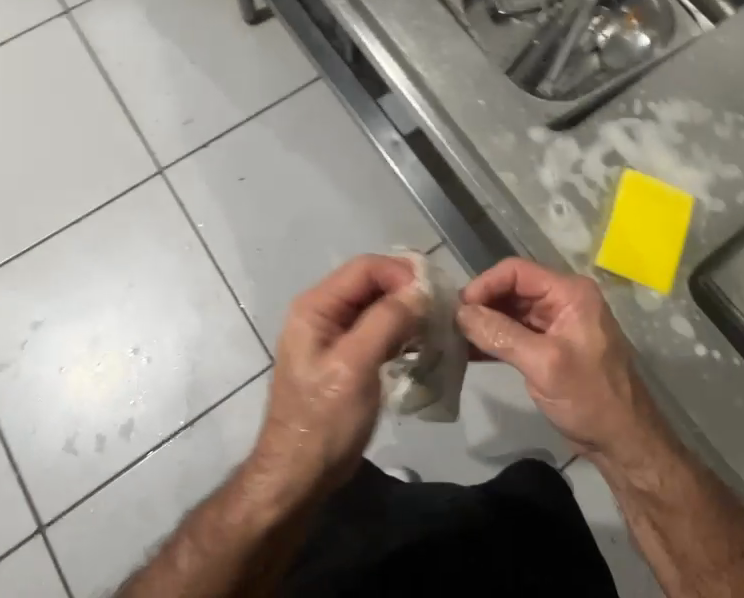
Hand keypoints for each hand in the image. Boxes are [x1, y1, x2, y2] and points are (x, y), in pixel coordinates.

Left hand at [251, 255, 425, 496]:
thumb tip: (421, 290)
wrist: (299, 476)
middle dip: (408, 292)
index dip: (401, 273)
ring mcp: (334, 337)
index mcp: (315, 307)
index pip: (365, 268)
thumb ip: (387, 321)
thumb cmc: (324, 421)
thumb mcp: (355, 367)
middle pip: (372, 284)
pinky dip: (401, 333)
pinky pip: (378, 331)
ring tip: (438, 327)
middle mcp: (322, 313)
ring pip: (378, 308)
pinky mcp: (347, 358)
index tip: (437, 293)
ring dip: (407, 313)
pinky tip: (423, 347)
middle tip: (444, 309)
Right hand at [457, 258, 666, 462]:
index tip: (458, 308)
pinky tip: (468, 351)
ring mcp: (556, 324)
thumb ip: (501, 334)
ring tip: (453, 337)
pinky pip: (515, 333)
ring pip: (510, 311)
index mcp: (570, 293)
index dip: (485, 284)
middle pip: (512, 289)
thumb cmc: (590, 397)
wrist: (623, 442)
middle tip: (450, 324)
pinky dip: (493, 340)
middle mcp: (563, 301)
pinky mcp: (549, 347)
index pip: (517, 272)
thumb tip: (460, 313)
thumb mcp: (544, 364)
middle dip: (482, 304)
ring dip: (484, 323)